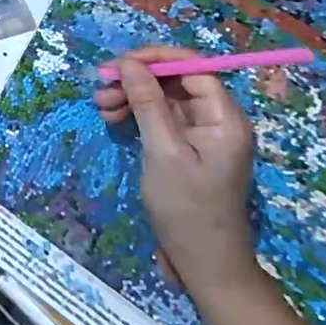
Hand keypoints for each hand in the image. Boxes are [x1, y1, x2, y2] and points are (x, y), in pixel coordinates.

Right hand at [94, 47, 260, 296]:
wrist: (203, 265)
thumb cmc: (188, 208)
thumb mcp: (162, 151)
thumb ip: (147, 102)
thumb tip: (129, 62)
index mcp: (224, 117)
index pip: (192, 67)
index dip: (156, 59)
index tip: (120, 64)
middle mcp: (215, 119)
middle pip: (174, 80)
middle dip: (137, 79)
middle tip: (102, 87)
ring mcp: (200, 133)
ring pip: (161, 97)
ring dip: (130, 96)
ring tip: (100, 106)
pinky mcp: (184, 146)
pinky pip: (158, 117)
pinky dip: (134, 114)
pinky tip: (112, 119)